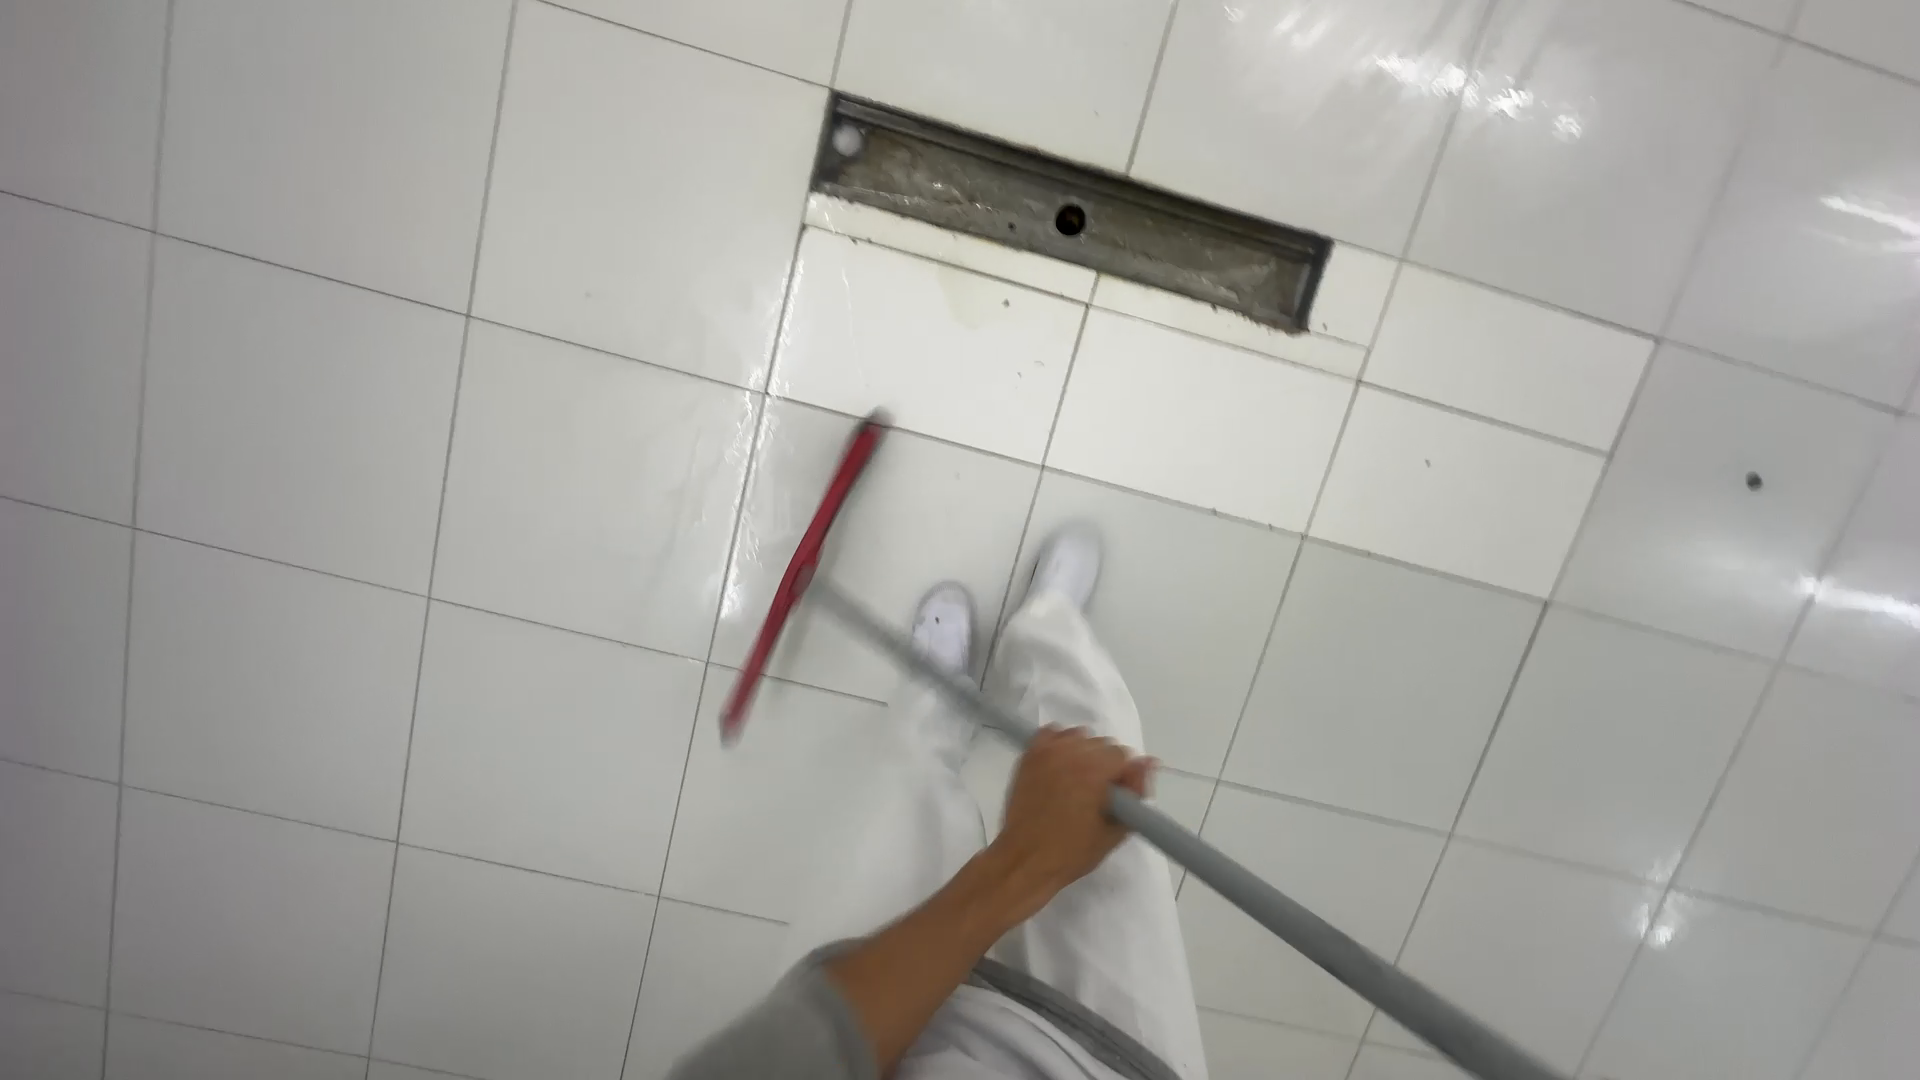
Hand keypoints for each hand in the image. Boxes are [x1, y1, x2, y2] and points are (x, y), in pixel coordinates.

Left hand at [989, 726, 1155, 914]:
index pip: (1123, 755)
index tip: (1115, 798)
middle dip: (1105, 765)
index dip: (1123, 777)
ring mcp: (1047, 751)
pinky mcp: (1029, 754)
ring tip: (1076, 781)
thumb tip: (1150, 761)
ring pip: (1078, 736)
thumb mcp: (1114, 830)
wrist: (1026, 858)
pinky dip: (1059, 743)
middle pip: (1102, 744)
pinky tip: (1059, 765)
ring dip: (1083, 752)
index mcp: (1095, 770)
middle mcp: (1072, 752)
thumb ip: (1135, 792)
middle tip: (1096, 794)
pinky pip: (1051, 732)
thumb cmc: (1072, 851)